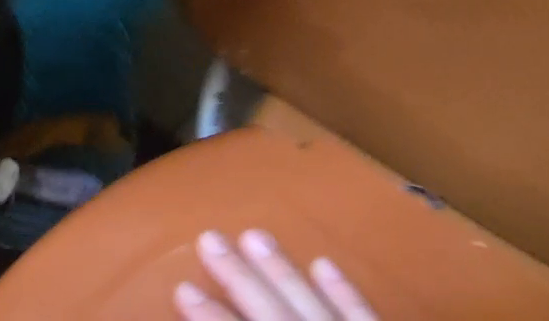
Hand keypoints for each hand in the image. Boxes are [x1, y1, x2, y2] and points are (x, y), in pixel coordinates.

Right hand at [174, 229, 375, 320]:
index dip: (210, 317)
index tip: (182, 288)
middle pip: (275, 316)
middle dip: (240, 278)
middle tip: (209, 239)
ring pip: (315, 310)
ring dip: (283, 273)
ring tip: (253, 235)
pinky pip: (366, 320)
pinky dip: (346, 295)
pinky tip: (324, 264)